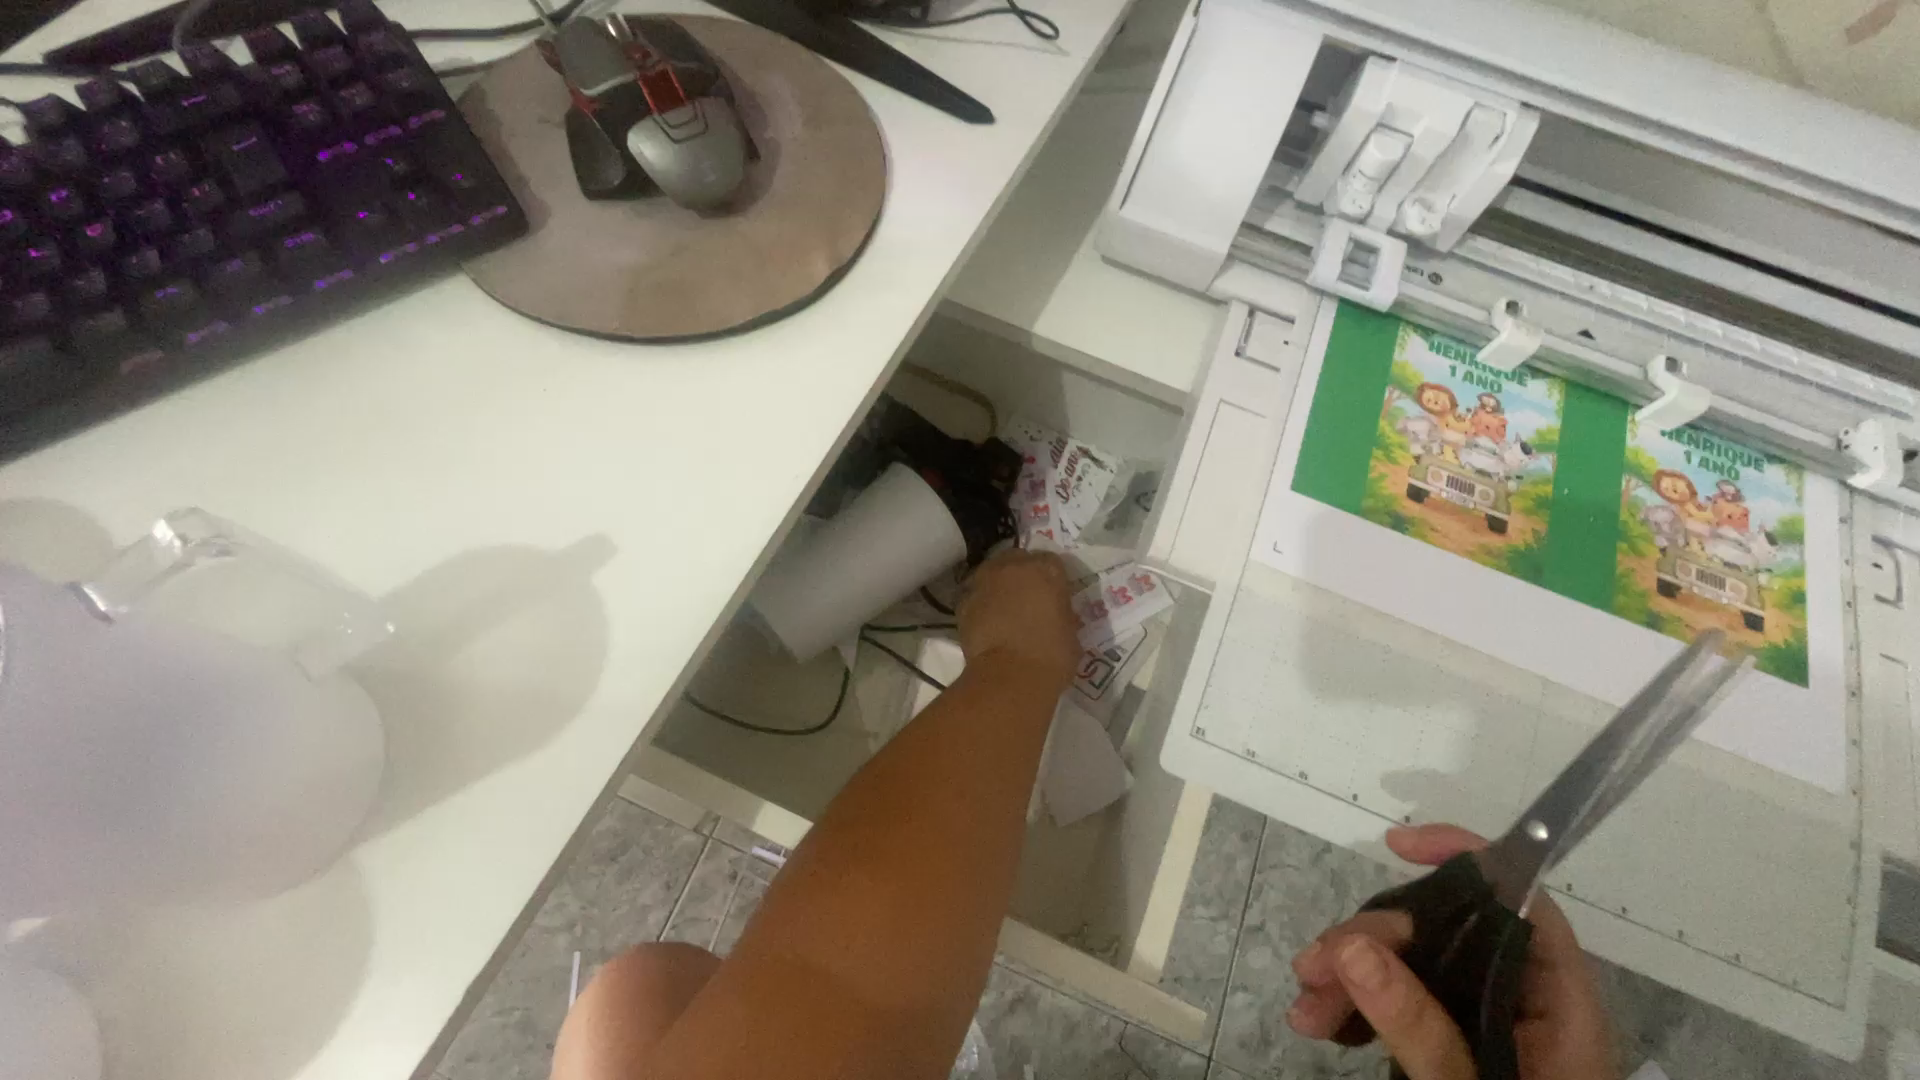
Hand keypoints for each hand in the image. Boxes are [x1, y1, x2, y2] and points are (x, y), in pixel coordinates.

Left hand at [957, 550, 1078, 694]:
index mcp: (1046, 570)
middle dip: (1021, 574)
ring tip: (1002, 608)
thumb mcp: (1070, 632)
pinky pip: (974, 595)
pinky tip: (986, 622)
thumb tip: (1054, 615)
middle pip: (1017, 560)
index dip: (1051, 579)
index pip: (1051, 563)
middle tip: (1026, 598)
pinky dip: (980, 604)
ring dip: (997, 585)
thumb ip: (1061, 614)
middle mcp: (1013, 566)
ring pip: (991, 573)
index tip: (1052, 596)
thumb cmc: (1051, 656)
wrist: (1011, 676)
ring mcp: (984, 581)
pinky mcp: (963, 601)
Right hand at [1287, 824, 1614, 1079]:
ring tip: (1304, 1008)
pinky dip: (1354, 1002)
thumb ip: (1418, 1028)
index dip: (1467, 859)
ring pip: (1409, 962)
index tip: (1397, 846)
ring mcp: (1480, 1020)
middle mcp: (1518, 1002)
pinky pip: (1396, 997)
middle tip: (1312, 966)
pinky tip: (1321, 1021)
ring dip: (1347, 971)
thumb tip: (1351, 945)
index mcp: (1554, 1008)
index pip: (1522, 905)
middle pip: (1443, 931)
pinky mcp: (1449, 1041)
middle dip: (1368, 937)